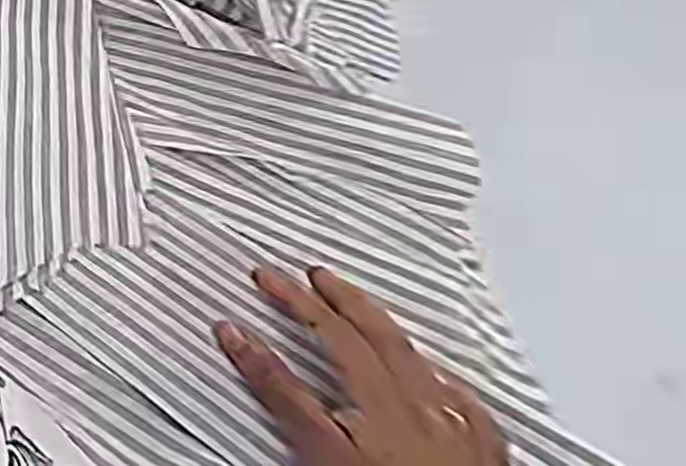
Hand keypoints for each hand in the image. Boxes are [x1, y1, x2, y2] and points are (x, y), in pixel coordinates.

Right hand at [214, 267, 507, 465]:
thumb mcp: (315, 445)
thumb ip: (275, 387)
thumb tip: (232, 331)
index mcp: (386, 399)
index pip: (333, 331)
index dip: (297, 298)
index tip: (265, 275)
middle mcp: (428, 408)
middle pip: (385, 338)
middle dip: (346, 300)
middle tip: (316, 274)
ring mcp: (465, 437)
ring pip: (426, 366)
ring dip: (389, 331)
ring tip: (367, 313)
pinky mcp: (487, 463)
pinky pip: (471, 410)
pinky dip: (445, 383)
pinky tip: (442, 382)